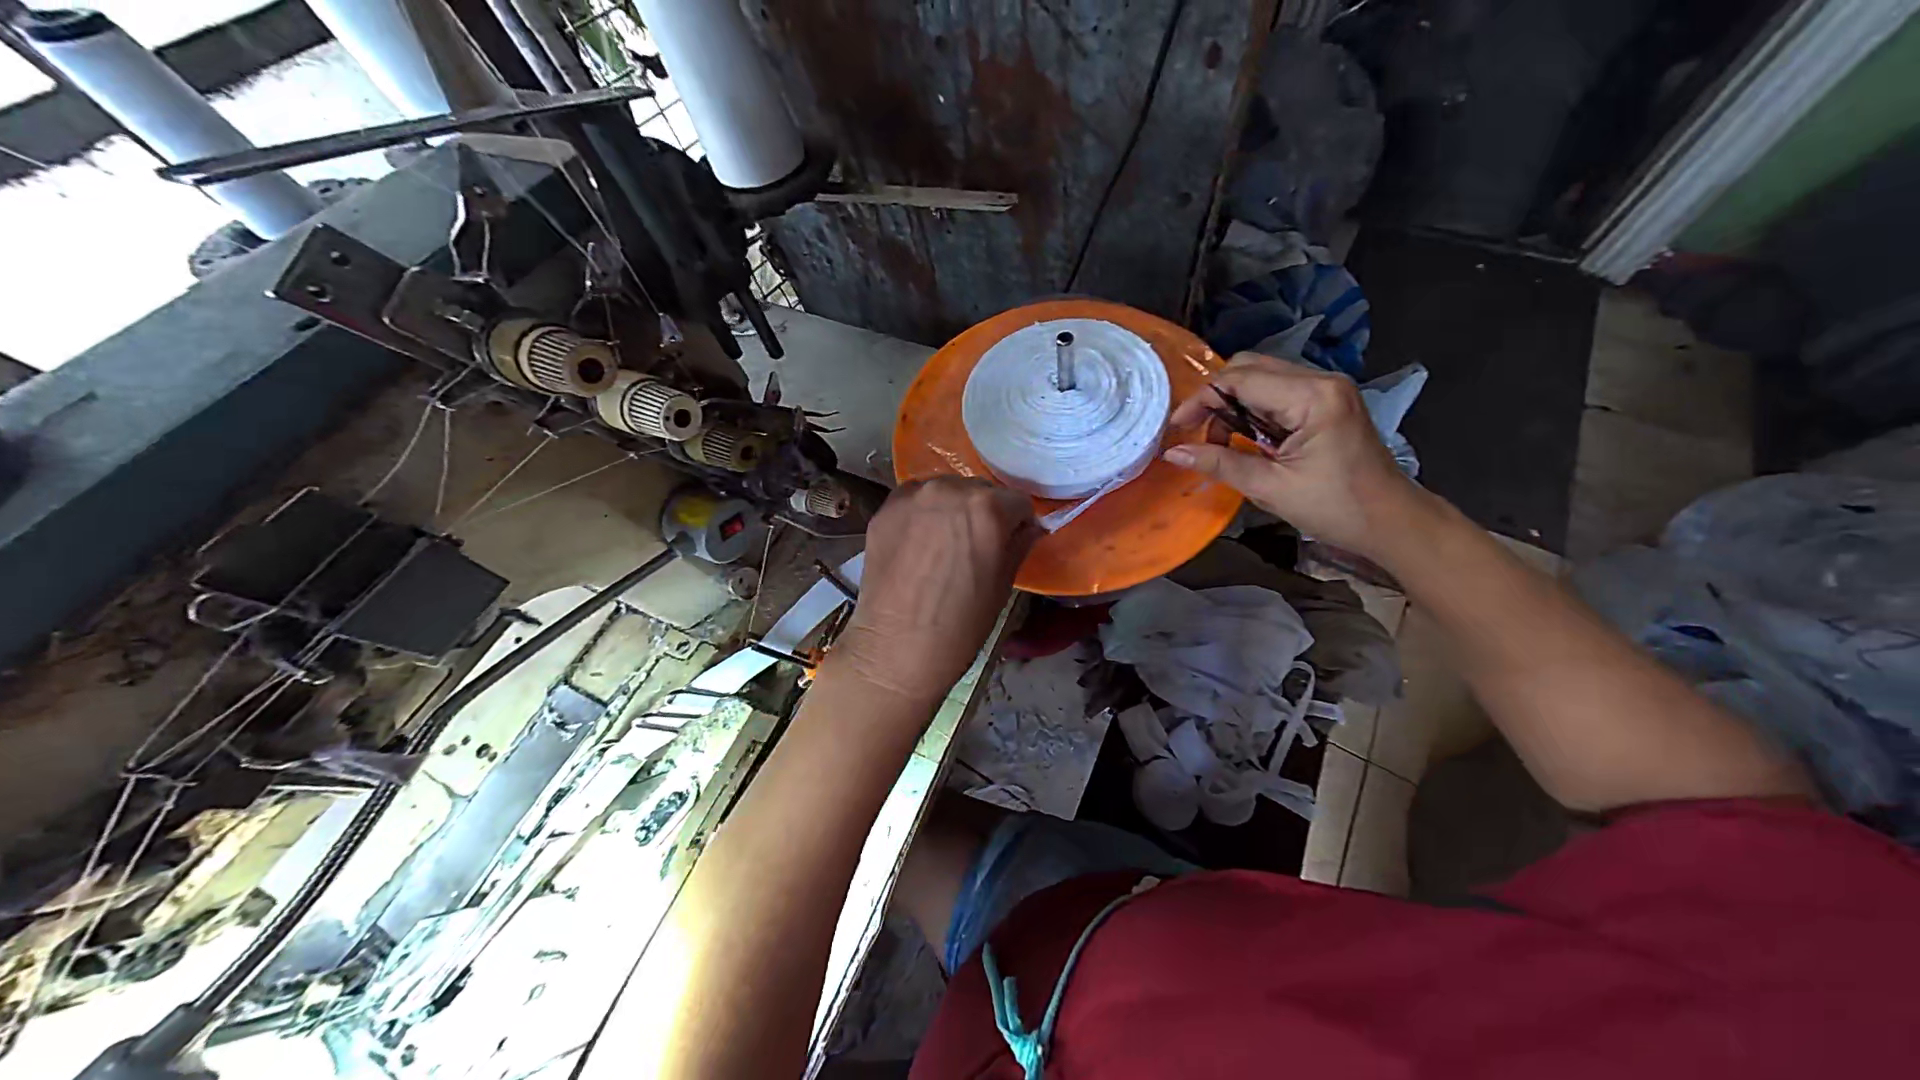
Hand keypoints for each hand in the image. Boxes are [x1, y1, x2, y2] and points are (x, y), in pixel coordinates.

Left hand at [832, 477, 1038, 704]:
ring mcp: (912, 497)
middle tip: (976, 546)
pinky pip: (914, 501)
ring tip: (944, 546)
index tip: (1012, 541)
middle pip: (979, 491)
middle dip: (983, 513)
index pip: (1017, 502)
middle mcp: (949, 490)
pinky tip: (918, 545)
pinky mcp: (885, 509)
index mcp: (988, 508)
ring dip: (951, 510)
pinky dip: (921, 515)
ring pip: (944, 492)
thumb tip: (1028, 528)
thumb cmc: (961, 623)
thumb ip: (1019, 545)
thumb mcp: (1003, 584)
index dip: (1018, 523)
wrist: (897, 646)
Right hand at [1163, 353, 1428, 558]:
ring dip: (1233, 403)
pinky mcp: (1328, 401)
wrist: (1392, 521)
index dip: (1202, 399)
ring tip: (1218, 440)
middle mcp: (1322, 380)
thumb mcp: (1270, 488)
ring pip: (1263, 377)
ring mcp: (1328, 388)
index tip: (1177, 428)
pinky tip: (1244, 437)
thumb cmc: (1336, 508)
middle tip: (1195, 432)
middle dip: (1215, 397)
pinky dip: (1253, 409)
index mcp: (1313, 397)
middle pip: (1250, 367)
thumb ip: (1220, 463)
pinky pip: (1278, 391)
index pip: (1241, 379)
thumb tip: (1173, 452)